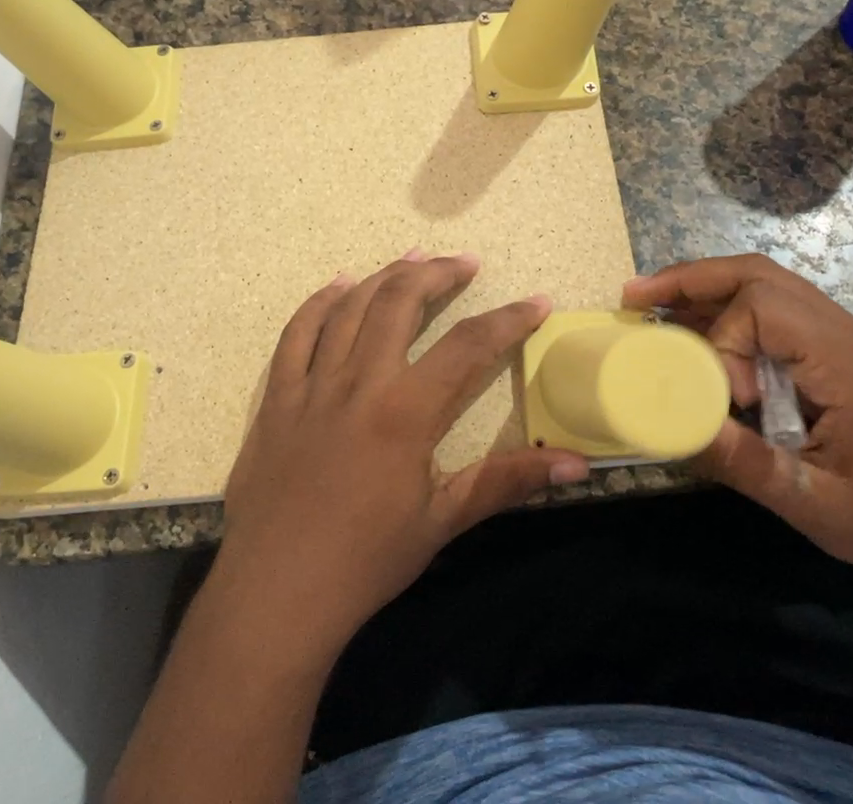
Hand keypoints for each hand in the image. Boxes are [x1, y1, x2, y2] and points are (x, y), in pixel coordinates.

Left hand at [219, 250, 590, 647]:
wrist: (278, 592)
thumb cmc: (367, 561)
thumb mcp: (444, 520)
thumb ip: (507, 481)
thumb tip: (577, 465)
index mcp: (405, 412)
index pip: (468, 346)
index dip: (508, 320)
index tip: (536, 302)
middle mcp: (359, 383)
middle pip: (399, 303)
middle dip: (437, 274)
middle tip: (464, 263)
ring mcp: (310, 386)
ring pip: (348, 309)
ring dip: (383, 277)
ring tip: (412, 259)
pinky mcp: (275, 399)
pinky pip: (295, 335)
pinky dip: (318, 303)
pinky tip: (337, 287)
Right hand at [623, 253, 852, 600]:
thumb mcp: (815, 503)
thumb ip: (745, 464)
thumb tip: (673, 429)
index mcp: (848, 362)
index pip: (764, 308)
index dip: (724, 344)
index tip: (726, 401)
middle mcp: (848, 335)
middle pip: (762, 275)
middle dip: (694, 279)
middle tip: (636, 296)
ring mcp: (849, 341)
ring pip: (772, 288)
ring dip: (711, 292)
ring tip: (657, 309)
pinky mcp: (844, 358)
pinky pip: (782, 317)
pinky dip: (735, 318)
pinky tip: (705, 342)